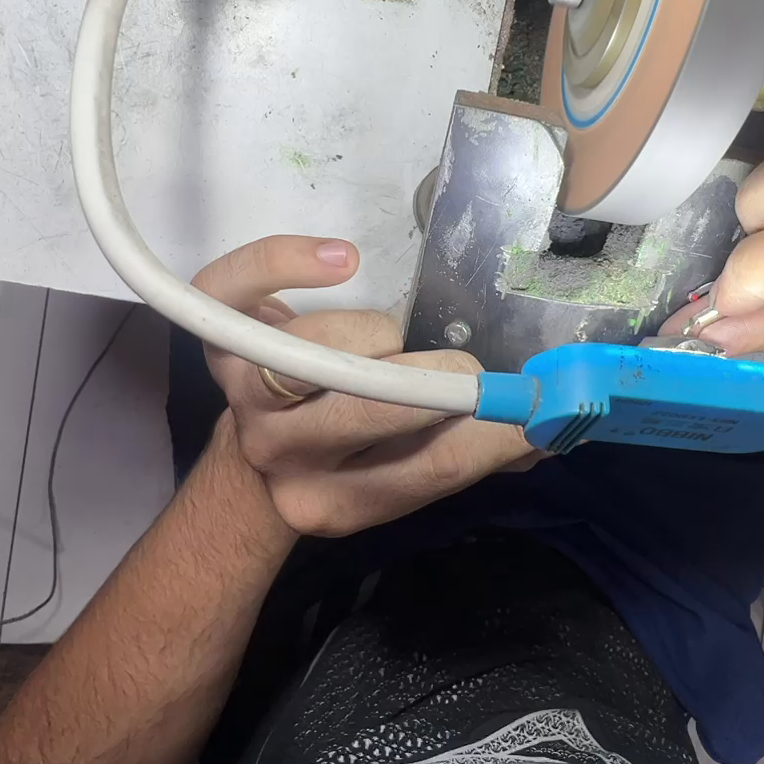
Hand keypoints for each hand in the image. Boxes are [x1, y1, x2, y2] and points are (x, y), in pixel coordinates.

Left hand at [191, 236, 538, 536]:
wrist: (259, 453)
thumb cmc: (352, 450)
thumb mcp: (407, 469)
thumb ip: (472, 452)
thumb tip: (542, 432)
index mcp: (338, 501)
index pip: (429, 469)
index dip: (490, 427)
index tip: (532, 397)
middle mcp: (284, 459)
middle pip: (367, 410)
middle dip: (434, 378)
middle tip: (465, 365)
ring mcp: (245, 402)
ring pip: (310, 351)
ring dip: (369, 334)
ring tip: (389, 336)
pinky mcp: (221, 342)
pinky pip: (237, 289)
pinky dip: (284, 262)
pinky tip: (339, 261)